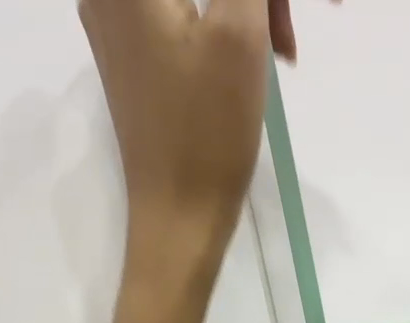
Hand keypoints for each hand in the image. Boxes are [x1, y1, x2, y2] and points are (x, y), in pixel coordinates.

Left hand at [80, 0, 303, 267]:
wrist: (178, 215)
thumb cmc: (207, 128)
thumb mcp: (239, 30)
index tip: (270, 11)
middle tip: (289, 20)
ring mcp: (121, 15)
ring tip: (286, 43)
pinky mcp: (138, 46)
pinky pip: (188, 6)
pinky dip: (231, 14)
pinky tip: (268, 46)